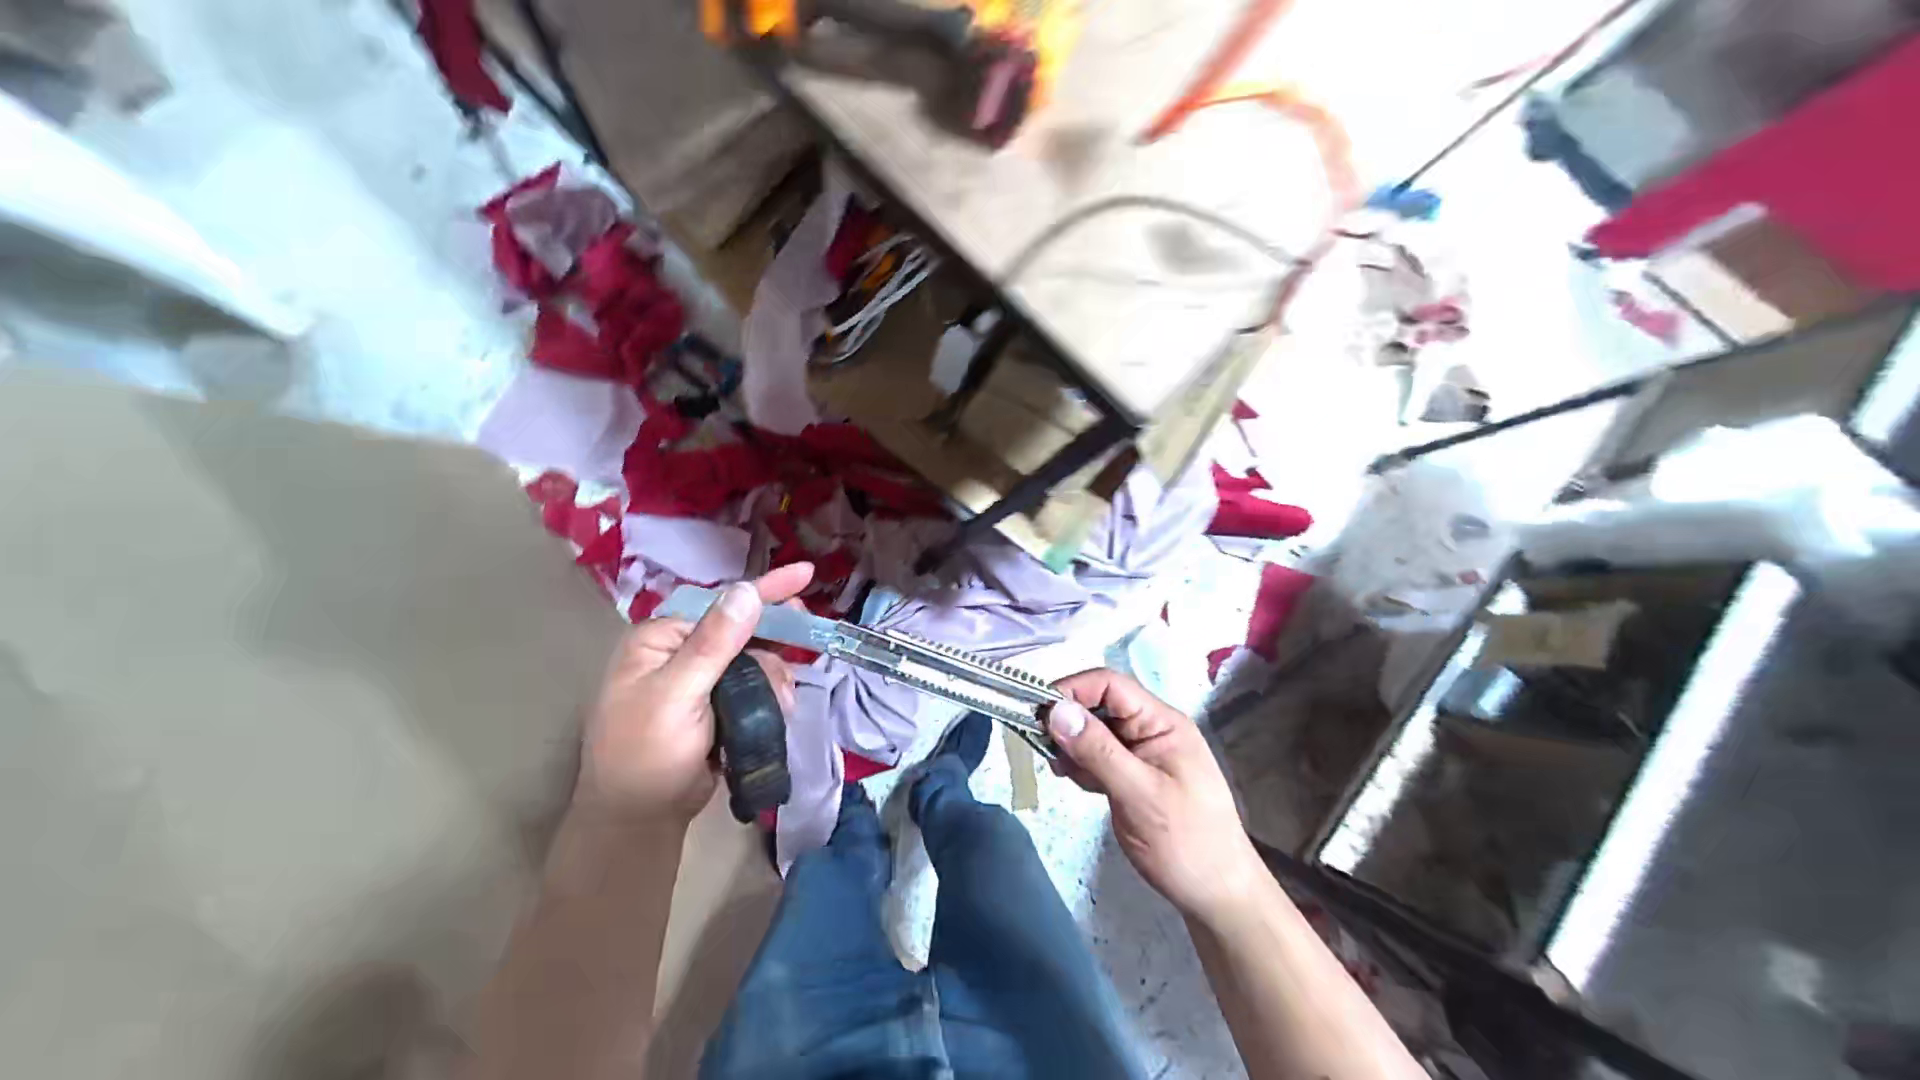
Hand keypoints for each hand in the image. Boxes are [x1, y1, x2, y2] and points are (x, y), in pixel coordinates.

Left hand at [577, 563, 812, 826]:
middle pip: (744, 631)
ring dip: (774, 679)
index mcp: (662, 639)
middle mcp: (681, 652)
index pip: (720, 604)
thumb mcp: (677, 695)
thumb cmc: (646, 753)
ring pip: (756, 661)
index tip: (806, 573)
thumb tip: (745, 591)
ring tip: (780, 705)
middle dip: (773, 646)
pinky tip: (778, 710)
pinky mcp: (717, 705)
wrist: (638, 820)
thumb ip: (714, 643)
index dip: (765, 589)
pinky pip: (755, 686)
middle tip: (800, 655)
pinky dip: (771, 695)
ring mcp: (701, 680)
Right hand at [1048, 669, 1264, 922]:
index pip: (1109, 685)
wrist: (1217, 895)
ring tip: (1060, 770)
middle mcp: (1149, 730)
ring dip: (1070, 744)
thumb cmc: (1186, 843)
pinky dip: (1079, 764)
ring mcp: (1140, 754)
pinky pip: (1096, 756)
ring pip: (1093, 731)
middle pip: (1098, 705)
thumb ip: (1097, 750)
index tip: (1038, 713)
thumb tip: (1055, 710)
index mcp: (1161, 723)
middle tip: (1041, 745)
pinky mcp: (1130, 776)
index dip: (1071, 690)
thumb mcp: (1139, 795)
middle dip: (1067, 720)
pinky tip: (1074, 780)